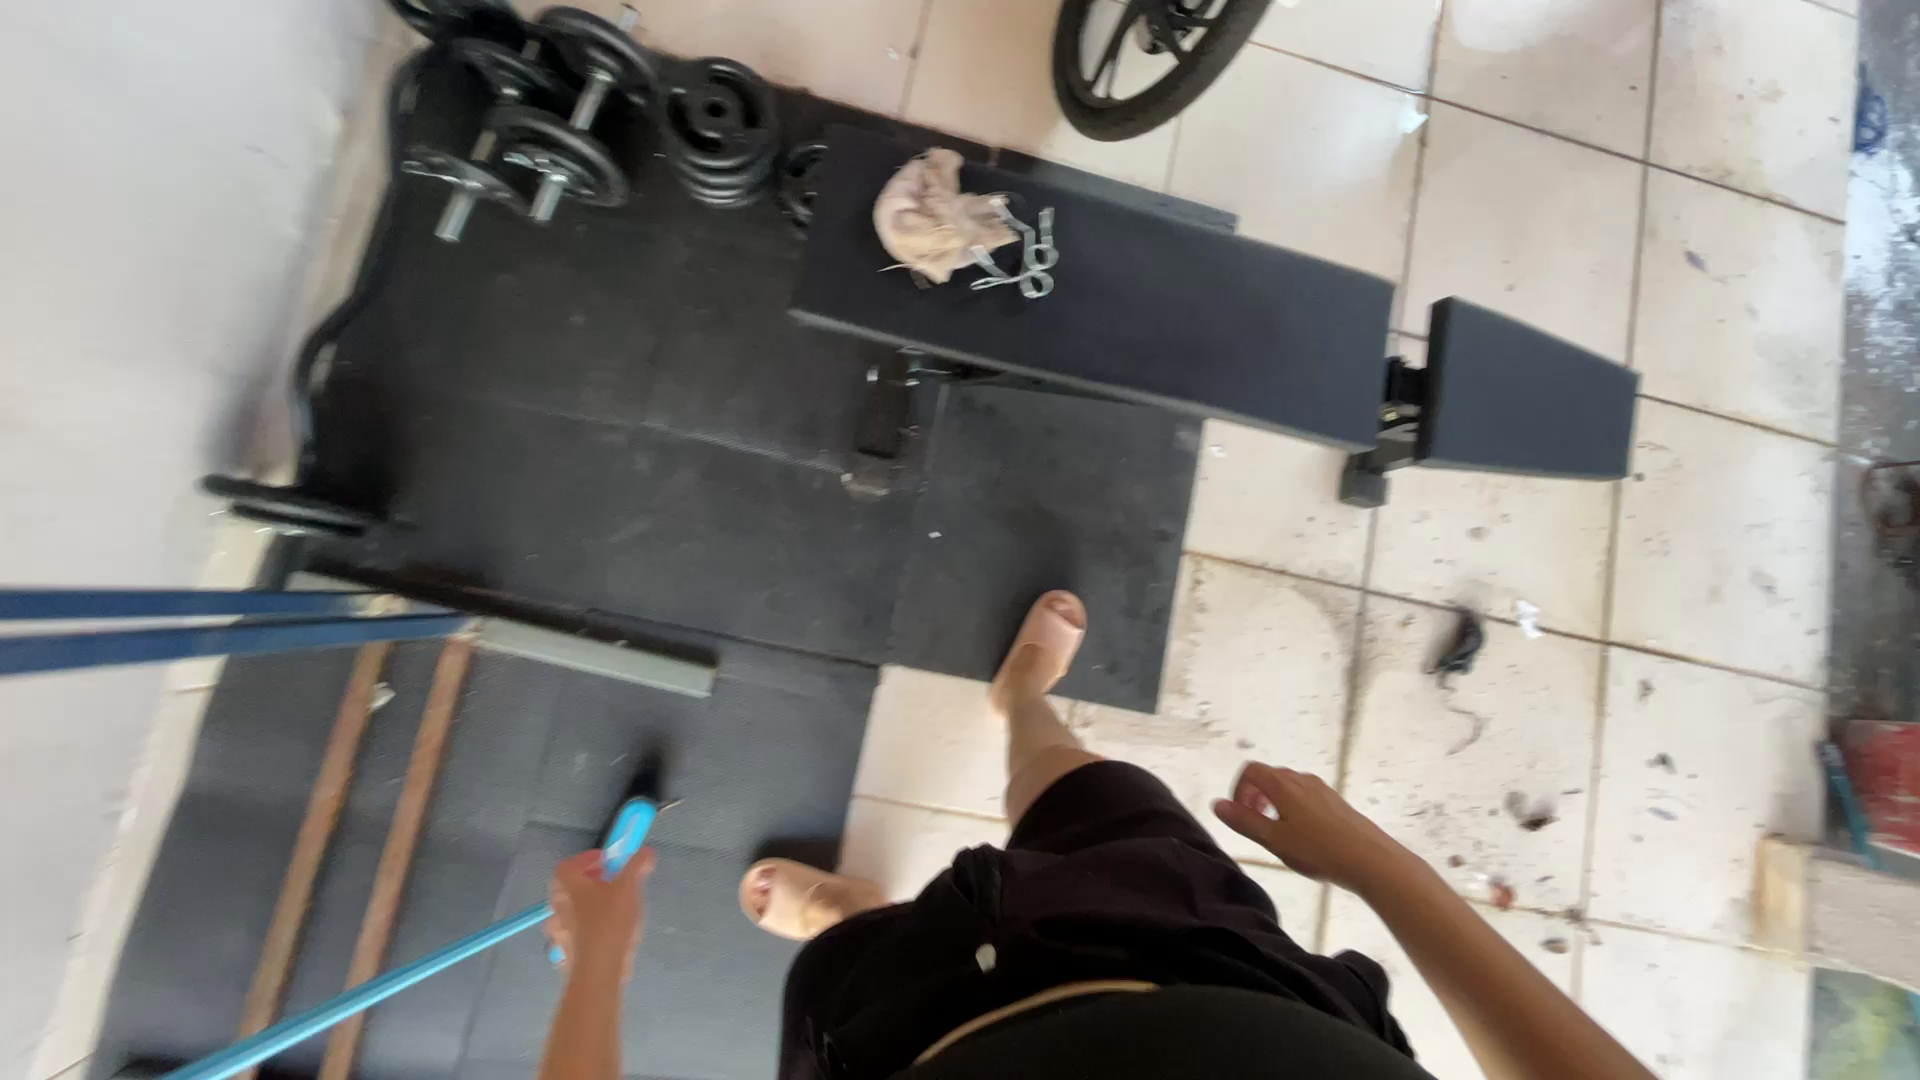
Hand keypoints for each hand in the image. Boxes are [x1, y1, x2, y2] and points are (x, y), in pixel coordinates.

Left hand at [546, 848, 655, 979]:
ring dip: (585, 907)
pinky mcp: (566, 954)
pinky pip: (573, 935)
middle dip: (588, 883)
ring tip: (609, 909)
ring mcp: (559, 934)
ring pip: (569, 913)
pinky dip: (586, 931)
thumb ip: (638, 865)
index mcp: (569, 888)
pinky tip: (605, 934)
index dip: (585, 860)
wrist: (598, 970)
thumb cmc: (611, 921)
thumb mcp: (630, 886)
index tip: (605, 861)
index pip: (567, 866)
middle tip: (610, 883)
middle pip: (567, 889)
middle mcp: (558, 908)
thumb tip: (646, 852)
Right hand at [1212, 763, 1418, 896]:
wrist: (1374, 862)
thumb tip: (1217, 804)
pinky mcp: (1337, 802)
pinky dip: (1293, 807)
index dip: (1238, 789)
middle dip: (1255, 795)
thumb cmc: (1318, 851)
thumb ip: (1244, 821)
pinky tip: (1304, 835)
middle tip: (1256, 823)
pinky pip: (1306, 795)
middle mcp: (1301, 779)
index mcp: (1283, 785)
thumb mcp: (1274, 840)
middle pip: (1269, 775)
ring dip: (1274, 801)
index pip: (1251, 771)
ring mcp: (1322, 789)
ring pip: (1288, 786)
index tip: (1239, 813)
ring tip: (1278, 831)